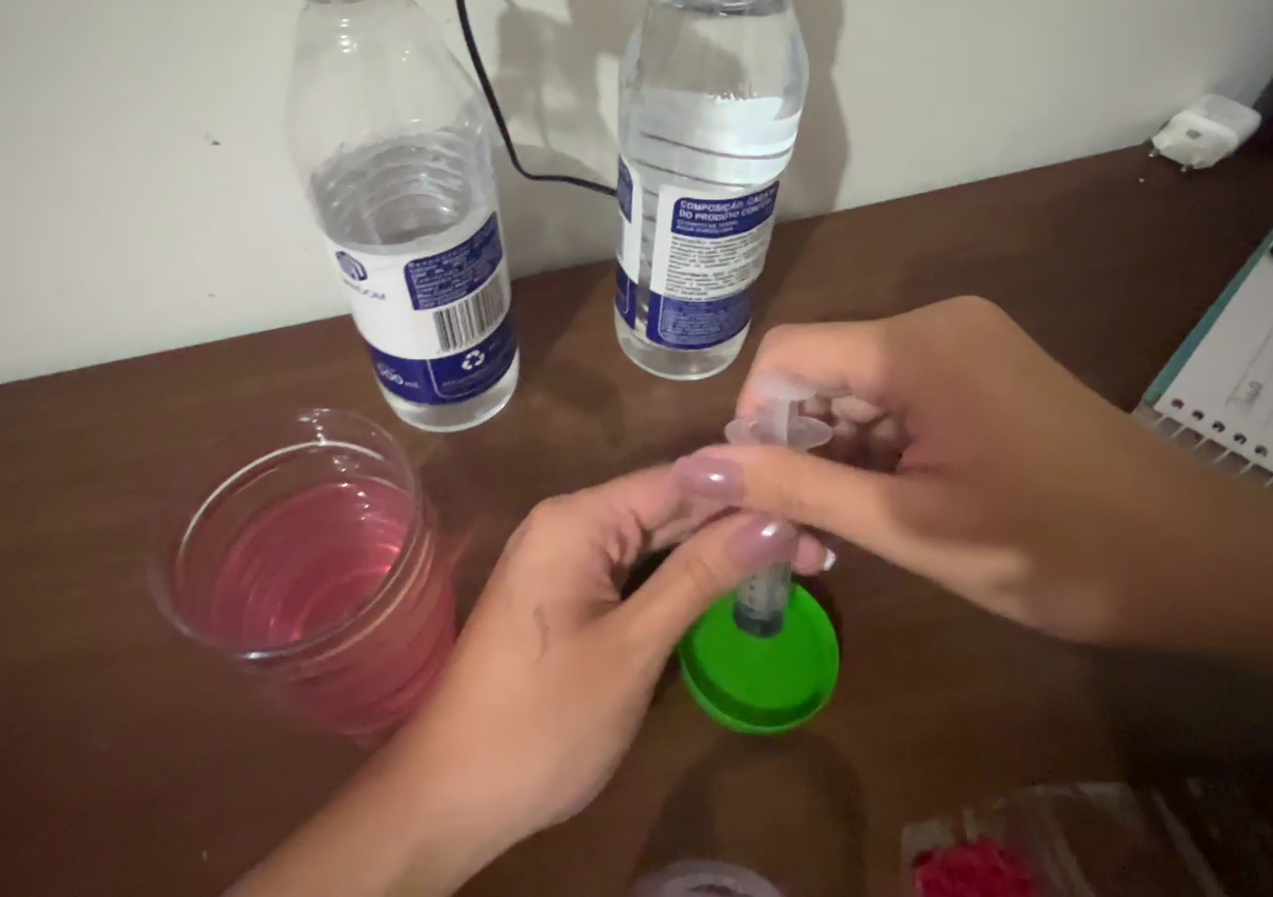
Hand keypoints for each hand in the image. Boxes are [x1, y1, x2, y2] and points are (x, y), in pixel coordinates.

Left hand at [380, 468, 831, 872]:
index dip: (748, 491)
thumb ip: (698, 576)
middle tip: (819, 546)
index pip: (680, 481)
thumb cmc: (543, 720)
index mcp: (577, 519)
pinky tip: (732, 583)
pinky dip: (682, 579)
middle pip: (670, 507)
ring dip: (717, 551)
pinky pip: (635, 570)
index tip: (814, 508)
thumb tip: (774, 520)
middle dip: (740, 524)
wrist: (454, 791)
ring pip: (656, 540)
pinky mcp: (570, 594)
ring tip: (796, 562)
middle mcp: (570, 523)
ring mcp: (567, 559)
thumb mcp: (632, 646)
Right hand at [670, 296, 1272, 649]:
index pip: (784, 355)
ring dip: (836, 459)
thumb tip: (694, 470)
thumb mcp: (909, 527)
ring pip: (855, 393)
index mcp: (914, 346)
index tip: (765, 495)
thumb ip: (795, 489)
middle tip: (805, 537)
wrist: (1208, 564)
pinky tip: (887, 509)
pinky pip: (897, 402)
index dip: (754, 422)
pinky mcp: (981, 372)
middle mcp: (933, 325)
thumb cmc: (1056, 549)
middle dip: (797, 450)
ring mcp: (963, 346)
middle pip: (819, 374)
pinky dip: (876, 453)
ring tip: (845, 537)